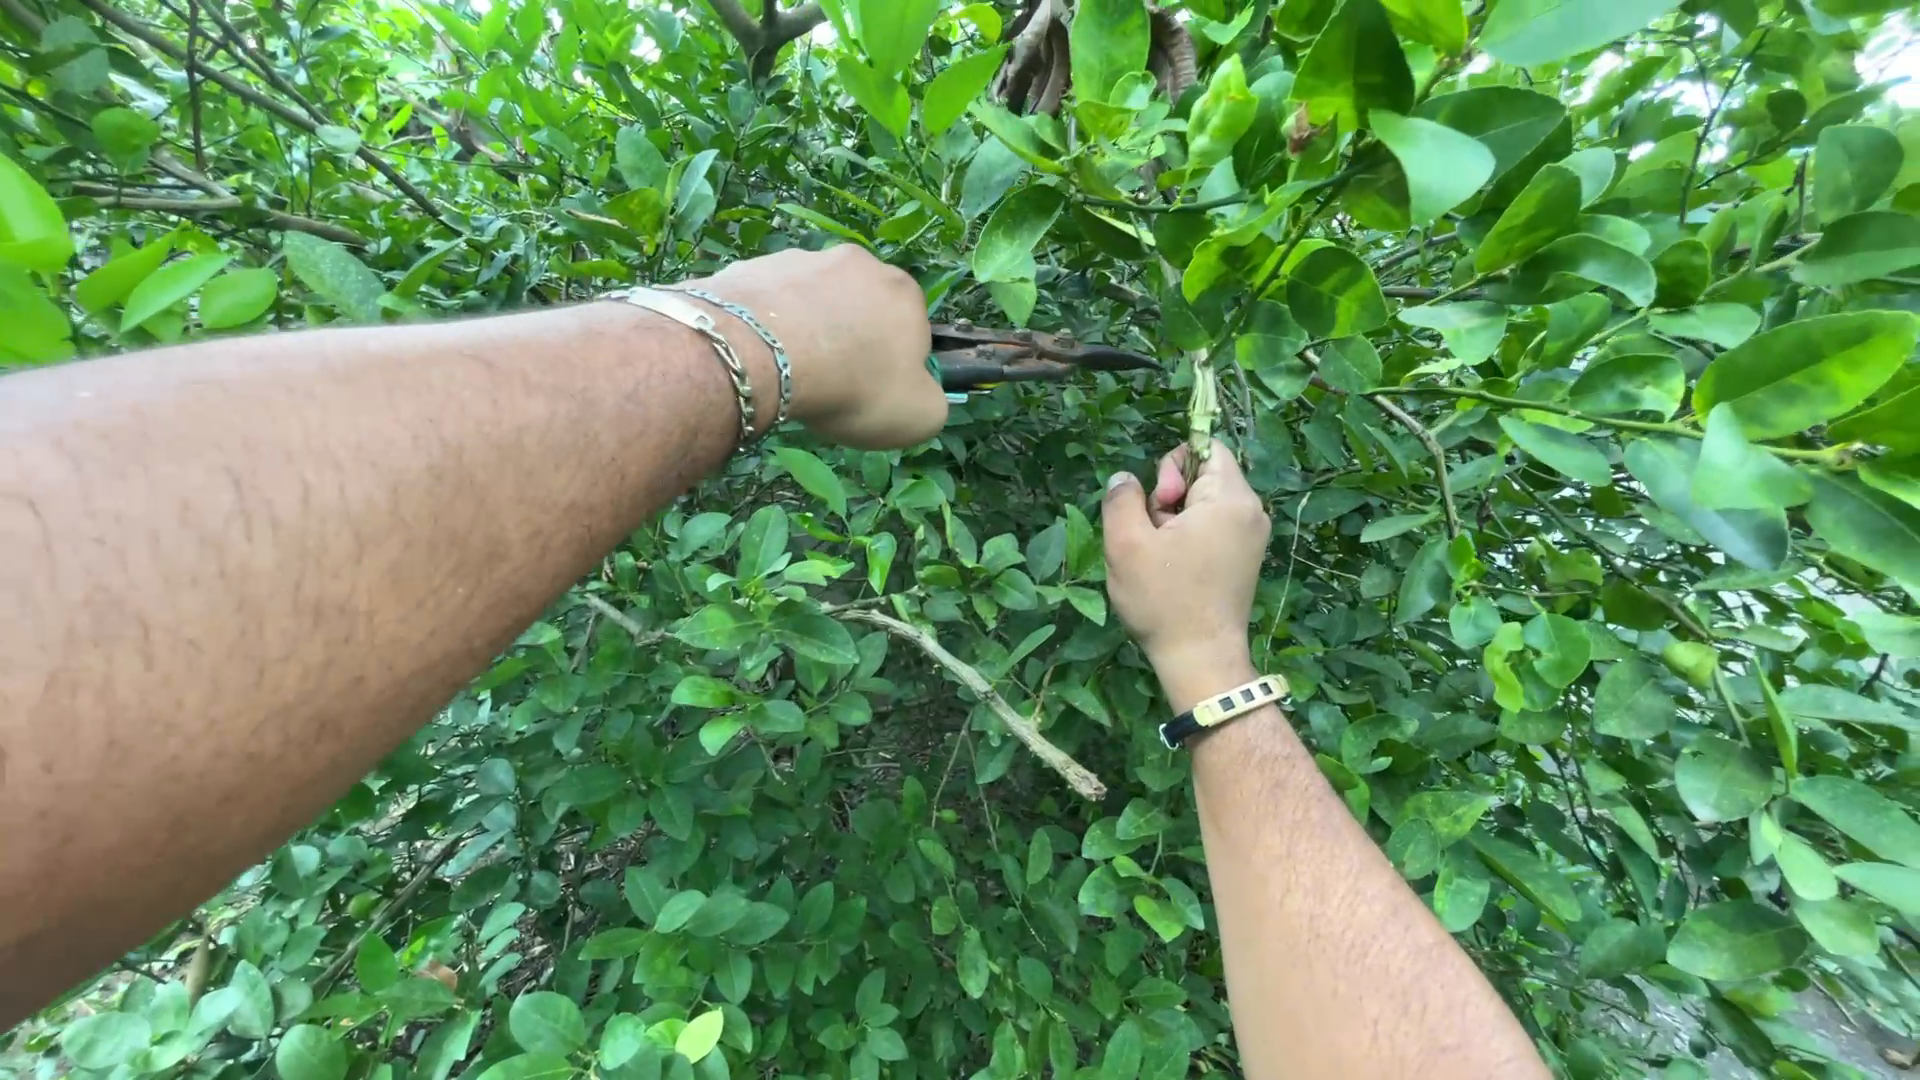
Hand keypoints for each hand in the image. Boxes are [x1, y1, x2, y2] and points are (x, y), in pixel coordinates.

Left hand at [690, 247, 946, 448]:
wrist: (764, 356)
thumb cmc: (855, 387)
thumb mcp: (919, 417)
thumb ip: (934, 403)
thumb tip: (922, 394)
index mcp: (905, 292)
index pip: (913, 331)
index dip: (897, 366)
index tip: (875, 392)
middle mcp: (860, 263)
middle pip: (863, 310)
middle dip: (853, 341)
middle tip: (834, 383)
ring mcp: (805, 258)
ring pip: (816, 302)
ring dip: (811, 330)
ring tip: (792, 372)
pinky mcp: (758, 265)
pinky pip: (773, 301)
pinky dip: (771, 325)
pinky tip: (762, 356)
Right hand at [1102, 441, 1270, 710]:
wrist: (1200, 660)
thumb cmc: (1164, 599)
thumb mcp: (1126, 544)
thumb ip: (1122, 499)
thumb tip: (1124, 479)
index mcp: (1231, 499)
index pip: (1205, 448)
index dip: (1171, 467)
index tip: (1159, 505)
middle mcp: (1251, 511)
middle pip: (1203, 476)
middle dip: (1168, 498)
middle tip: (1155, 537)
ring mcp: (1251, 537)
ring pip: (1202, 504)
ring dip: (1173, 521)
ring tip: (1161, 557)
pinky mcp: (1244, 559)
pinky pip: (1212, 528)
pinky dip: (1188, 539)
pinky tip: (1174, 568)